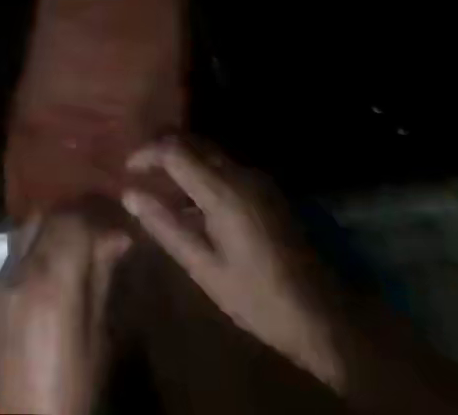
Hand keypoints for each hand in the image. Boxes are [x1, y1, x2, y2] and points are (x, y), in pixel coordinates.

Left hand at [0, 208, 130, 414]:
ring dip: (48, 232)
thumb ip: (101, 281)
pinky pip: (11, 257)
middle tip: (100, 232)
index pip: (71, 220)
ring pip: (23, 233)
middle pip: (42, 218)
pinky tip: (50, 274)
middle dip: (71, 218)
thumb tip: (117, 237)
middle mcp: (17, 269)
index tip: (117, 225)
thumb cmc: (72, 392)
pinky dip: (32, 253)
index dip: (96, 217)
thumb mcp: (99, 341)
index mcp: (49, 279)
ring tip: (76, 249)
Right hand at [122, 139, 348, 391]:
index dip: (145, 153)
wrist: (328, 318)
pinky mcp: (267, 190)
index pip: (174, 149)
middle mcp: (241, 174)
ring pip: (208, 148)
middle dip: (161, 148)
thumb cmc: (260, 299)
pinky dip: (200, 168)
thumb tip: (130, 195)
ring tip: (161, 184)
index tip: (128, 170)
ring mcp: (258, 179)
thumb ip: (165, 227)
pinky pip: (224, 163)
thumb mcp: (205, 270)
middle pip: (191, 139)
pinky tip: (192, 199)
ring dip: (181, 156)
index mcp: (223, 192)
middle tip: (140, 171)